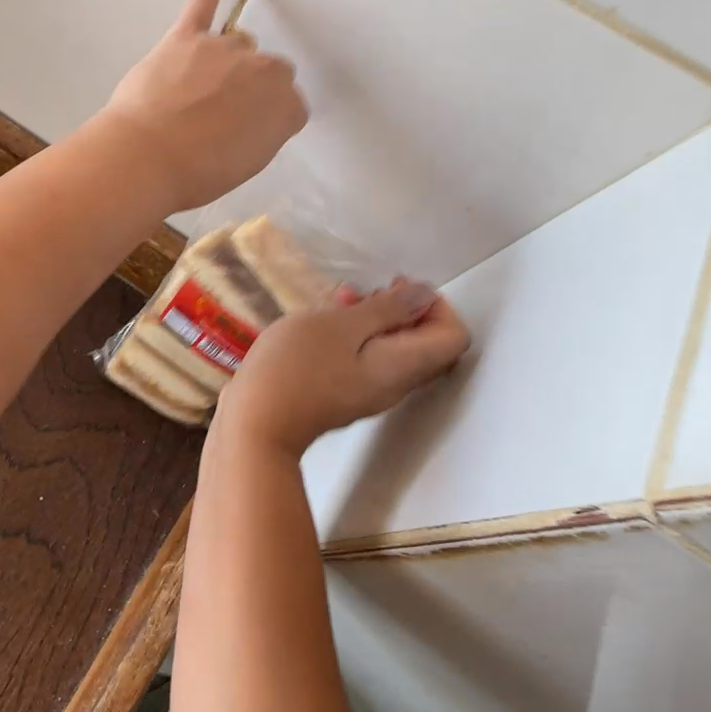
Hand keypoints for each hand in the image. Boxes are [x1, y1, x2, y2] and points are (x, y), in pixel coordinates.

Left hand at [91, 0, 307, 212]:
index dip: (262, 121)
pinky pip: (203, 3)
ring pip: (234, 47)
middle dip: (246, 90)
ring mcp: (223, 49)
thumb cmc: (195, 174)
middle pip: (264, 70)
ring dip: (220, 65)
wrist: (146, 158)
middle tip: (216, 119)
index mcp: (285, 107)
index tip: (243, 135)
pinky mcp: (185, 37)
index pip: (288, 106)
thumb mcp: (245, 165)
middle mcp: (263, 69)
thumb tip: (253, 118)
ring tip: (194, 95)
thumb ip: (260, 134)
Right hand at [218, 278, 471, 454]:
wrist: (256, 424)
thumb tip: (423, 295)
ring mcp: (367, 393)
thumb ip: (386, 309)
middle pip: (422, 342)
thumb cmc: (297, 367)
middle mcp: (395, 383)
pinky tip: (316, 324)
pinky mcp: (339, 395)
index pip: (454, 334)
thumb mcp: (340, 325)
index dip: (435, 305)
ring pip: (389, 349)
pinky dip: (350, 337)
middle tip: (364, 290)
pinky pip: (362, 361)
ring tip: (334, 300)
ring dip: (370, 320)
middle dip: (398, 308)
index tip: (395, 288)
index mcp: (404, 365)